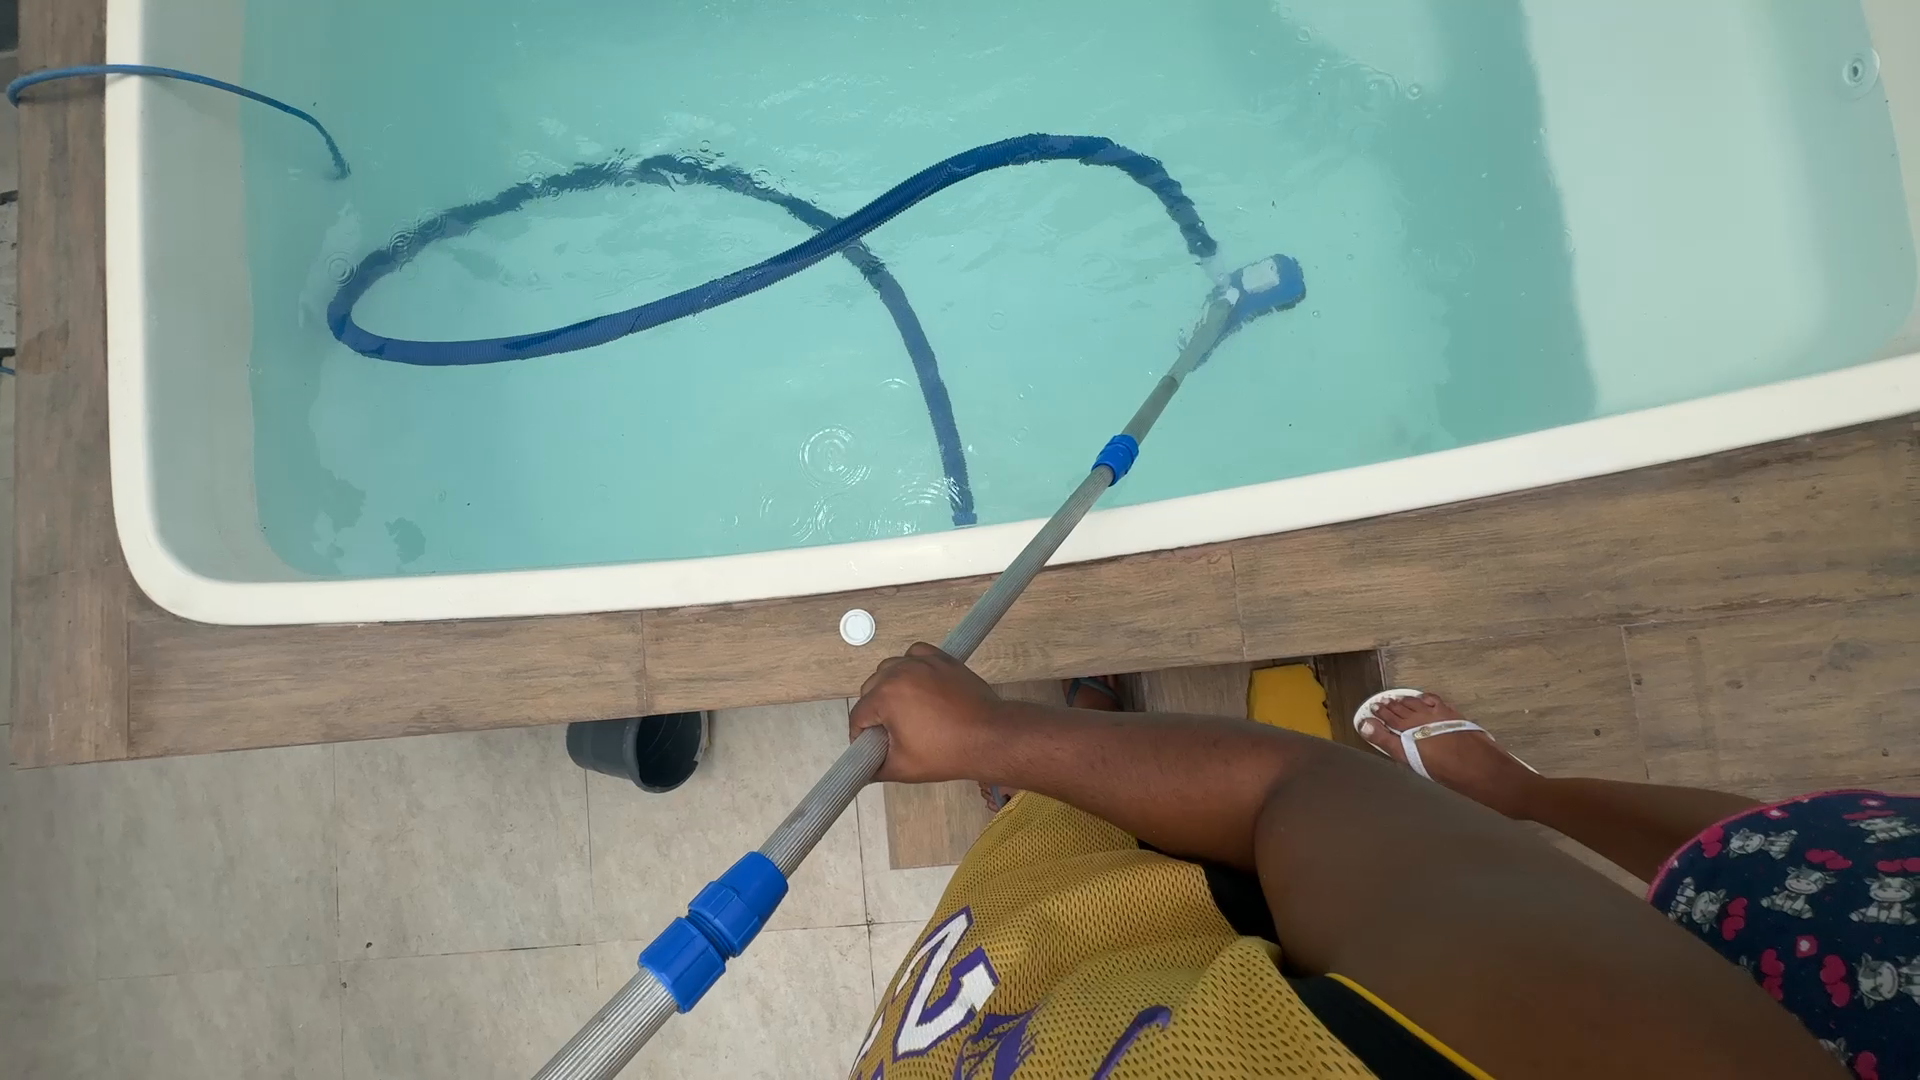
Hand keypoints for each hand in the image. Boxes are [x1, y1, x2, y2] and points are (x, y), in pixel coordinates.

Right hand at [850, 642, 1007, 782]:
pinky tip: (917, 683)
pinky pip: (915, 653)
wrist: (989, 737)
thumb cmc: (949, 750)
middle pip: (870, 687)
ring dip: (890, 686)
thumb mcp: (902, 768)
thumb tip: (865, 767)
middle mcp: (901, 672)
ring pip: (890, 667)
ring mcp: (923, 662)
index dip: (860, 734)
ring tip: (903, 709)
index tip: (870, 745)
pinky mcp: (942, 659)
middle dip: (874, 710)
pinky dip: (911, 665)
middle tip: (889, 731)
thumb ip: (875, 767)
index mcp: (887, 696)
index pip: (858, 714)